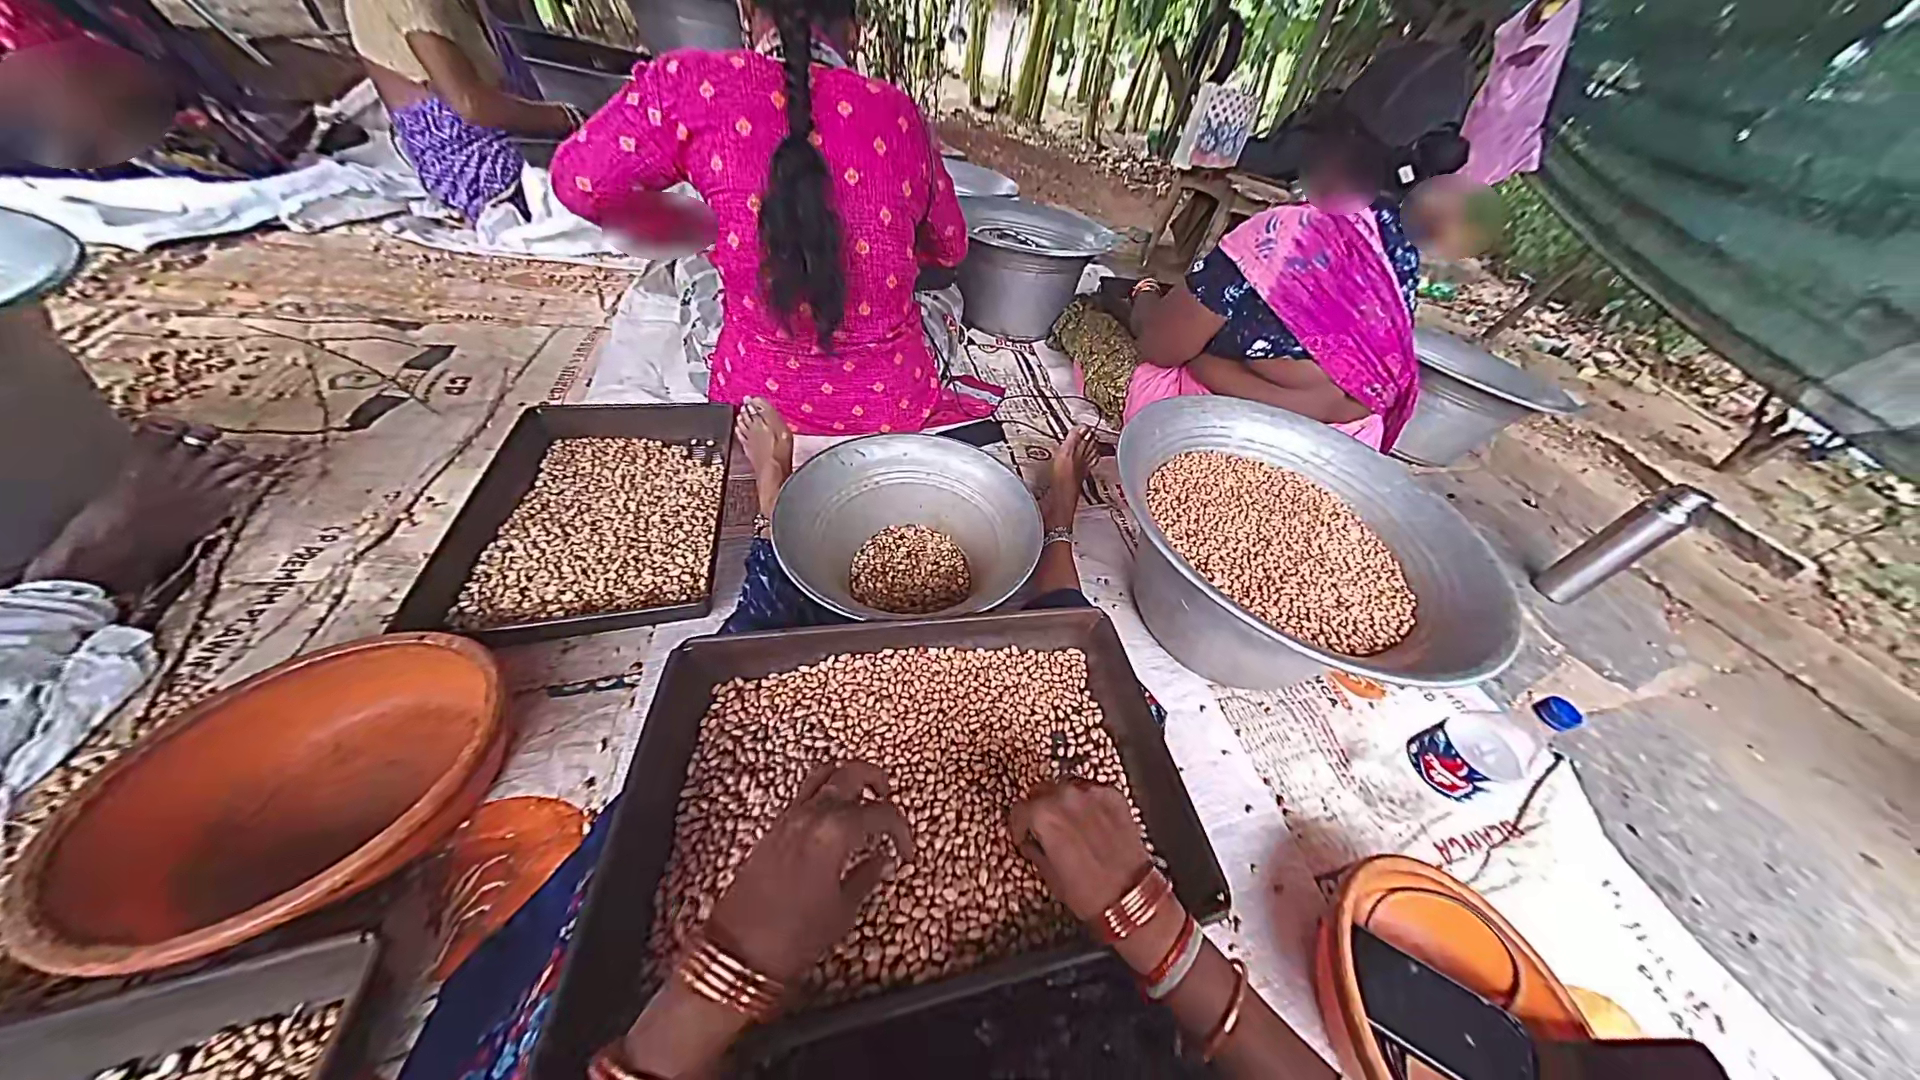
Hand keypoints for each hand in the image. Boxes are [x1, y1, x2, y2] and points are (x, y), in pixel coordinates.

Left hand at [704, 761, 915, 982]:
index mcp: (835, 831)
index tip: (905, 850)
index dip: (901, 829)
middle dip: (876, 780)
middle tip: (888, 798)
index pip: (881, 813)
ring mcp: (790, 816)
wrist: (737, 954)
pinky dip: (825, 793)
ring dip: (847, 779)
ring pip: (824, 774)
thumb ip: (866, 876)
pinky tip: (834, 820)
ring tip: (862, 798)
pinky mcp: (775, 827)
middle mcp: (812, 814)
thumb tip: (883, 859)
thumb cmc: (793, 937)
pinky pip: (805, 793)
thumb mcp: (842, 910)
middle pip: (852, 773)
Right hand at [1011, 780, 1186, 976]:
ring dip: (1063, 802)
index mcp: (1044, 816)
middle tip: (1044, 829)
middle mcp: (1065, 797)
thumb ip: (1035, 848)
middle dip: (1039, 809)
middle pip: (1041, 791)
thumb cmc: (1089, 893)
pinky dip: (1087, 803)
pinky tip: (1092, 823)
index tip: (1023, 834)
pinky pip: (1091, 791)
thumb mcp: (1049, 875)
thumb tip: (1032, 840)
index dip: (1018, 825)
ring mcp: (1091, 793)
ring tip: (1070, 825)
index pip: (1020, 809)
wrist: (1131, 897)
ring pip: (1066, 788)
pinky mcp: (1112, 796)